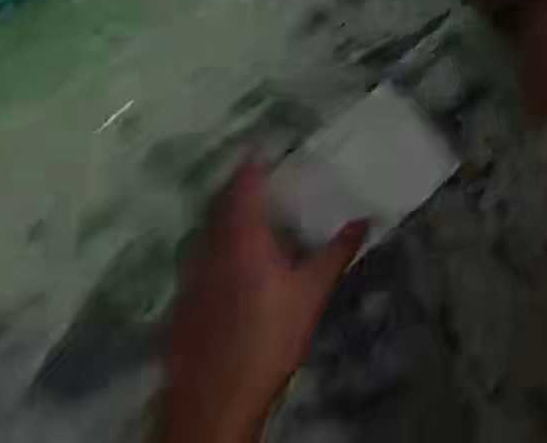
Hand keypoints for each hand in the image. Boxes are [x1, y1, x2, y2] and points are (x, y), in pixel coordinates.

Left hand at [159, 163, 366, 442]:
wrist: (213, 401)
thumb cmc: (269, 335)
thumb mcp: (314, 291)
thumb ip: (337, 251)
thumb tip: (364, 218)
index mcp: (242, 243)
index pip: (241, 191)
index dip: (249, 167)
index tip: (259, 146)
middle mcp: (209, 254)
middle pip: (216, 210)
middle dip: (234, 188)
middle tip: (256, 173)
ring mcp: (189, 282)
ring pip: (204, 237)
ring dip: (222, 218)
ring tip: (246, 211)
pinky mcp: (181, 308)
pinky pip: (198, 262)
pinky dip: (215, 247)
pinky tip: (231, 262)